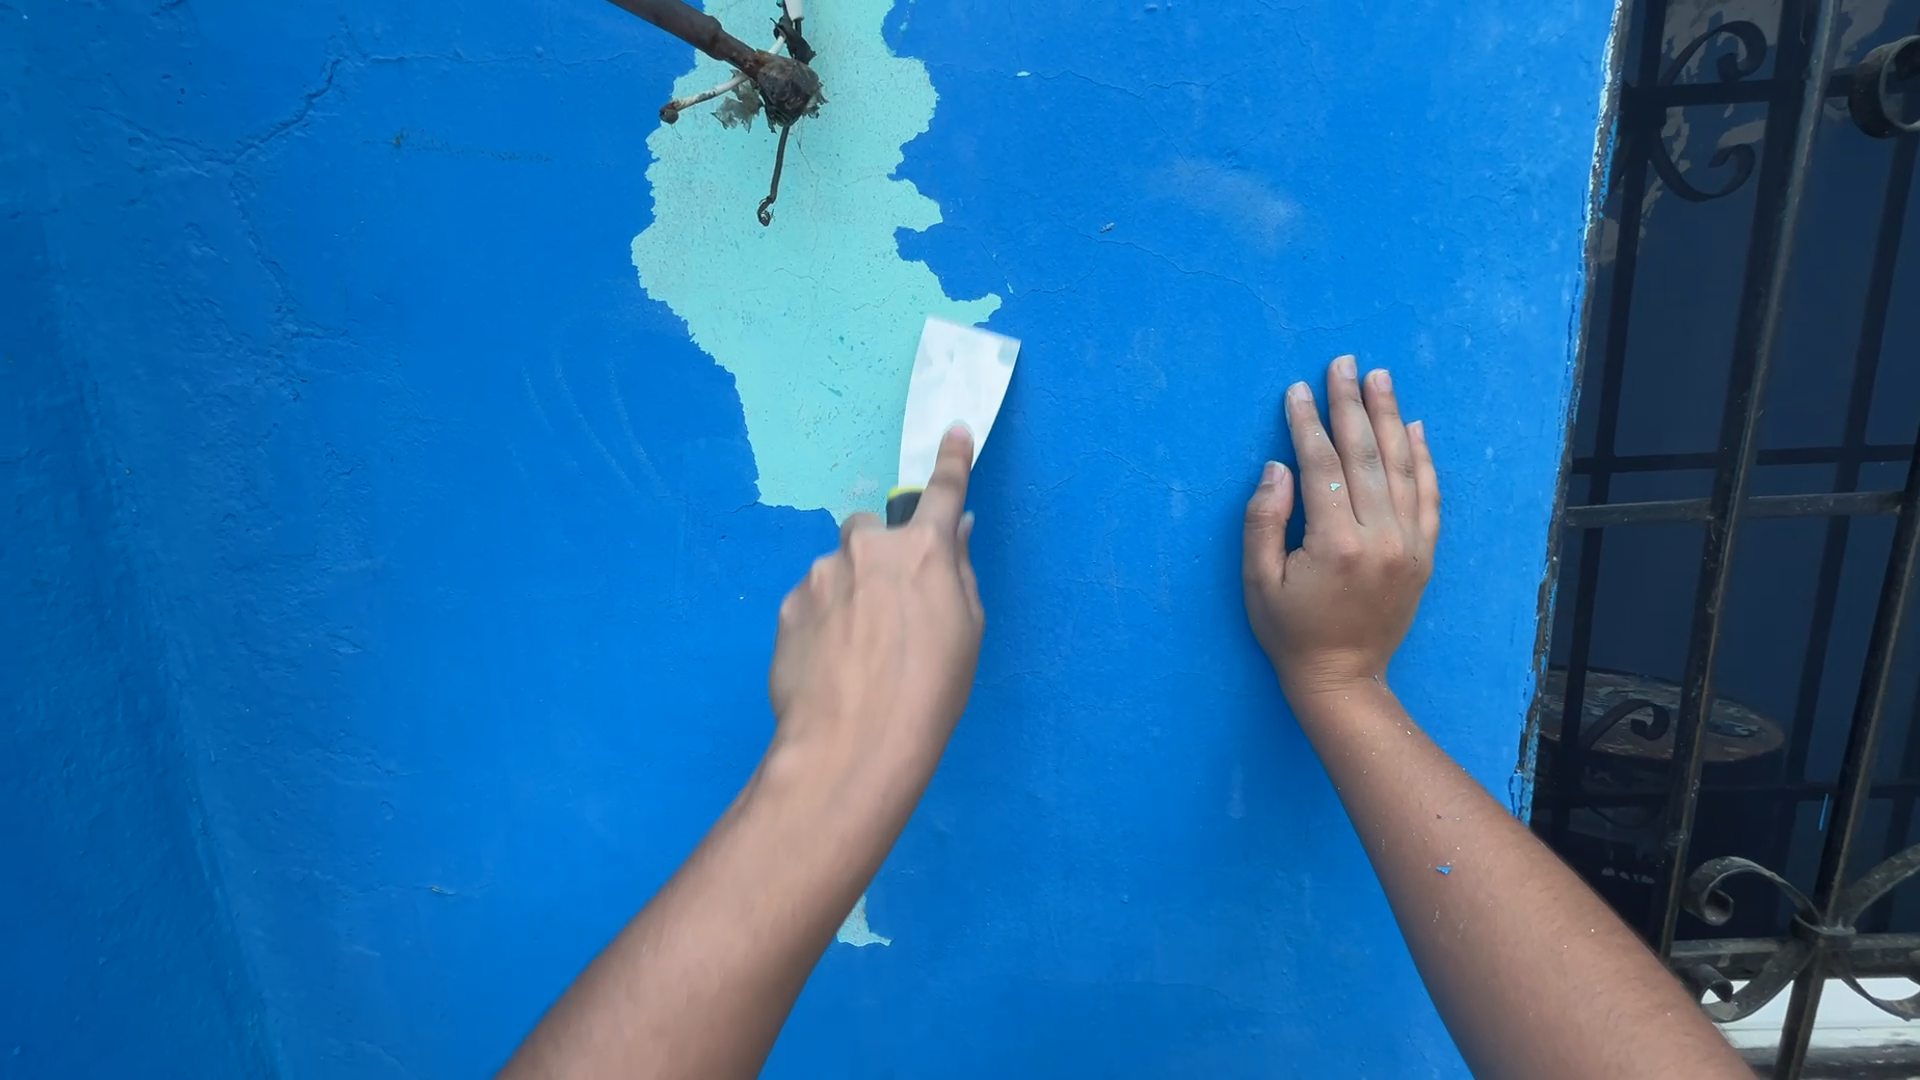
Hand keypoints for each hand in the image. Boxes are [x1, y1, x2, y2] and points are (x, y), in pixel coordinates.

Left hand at [767, 426, 985, 779]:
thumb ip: (959, 571)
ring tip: (854, 649)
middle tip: (887, 607)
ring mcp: (821, 572)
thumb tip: (956, 530)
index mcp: (923, 550)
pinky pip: (811, 598)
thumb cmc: (930, 691)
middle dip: (879, 555)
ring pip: (837, 567)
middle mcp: (868, 548)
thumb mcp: (967, 631)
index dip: (952, 462)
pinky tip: (828, 662)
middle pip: (872, 531)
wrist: (853, 743)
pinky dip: (822, 619)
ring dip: (848, 590)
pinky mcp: (787, 603)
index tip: (953, 432)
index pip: (942, 493)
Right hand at [1242, 355, 1439, 700]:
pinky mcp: (1424, 554)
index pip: (1321, 466)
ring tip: (1379, 378)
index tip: (1297, 389)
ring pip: (1400, 467)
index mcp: (1335, 543)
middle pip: (1364, 455)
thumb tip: (1279, 467)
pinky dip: (1422, 458)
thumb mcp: (1257, 581)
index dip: (1306, 424)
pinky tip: (1414, 427)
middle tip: (1344, 363)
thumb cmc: (1288, 631)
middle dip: (1351, 405)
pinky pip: (1428, 496)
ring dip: (1389, 417)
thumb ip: (1265, 521)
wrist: (1343, 678)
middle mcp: (1381, 537)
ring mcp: (1409, 544)